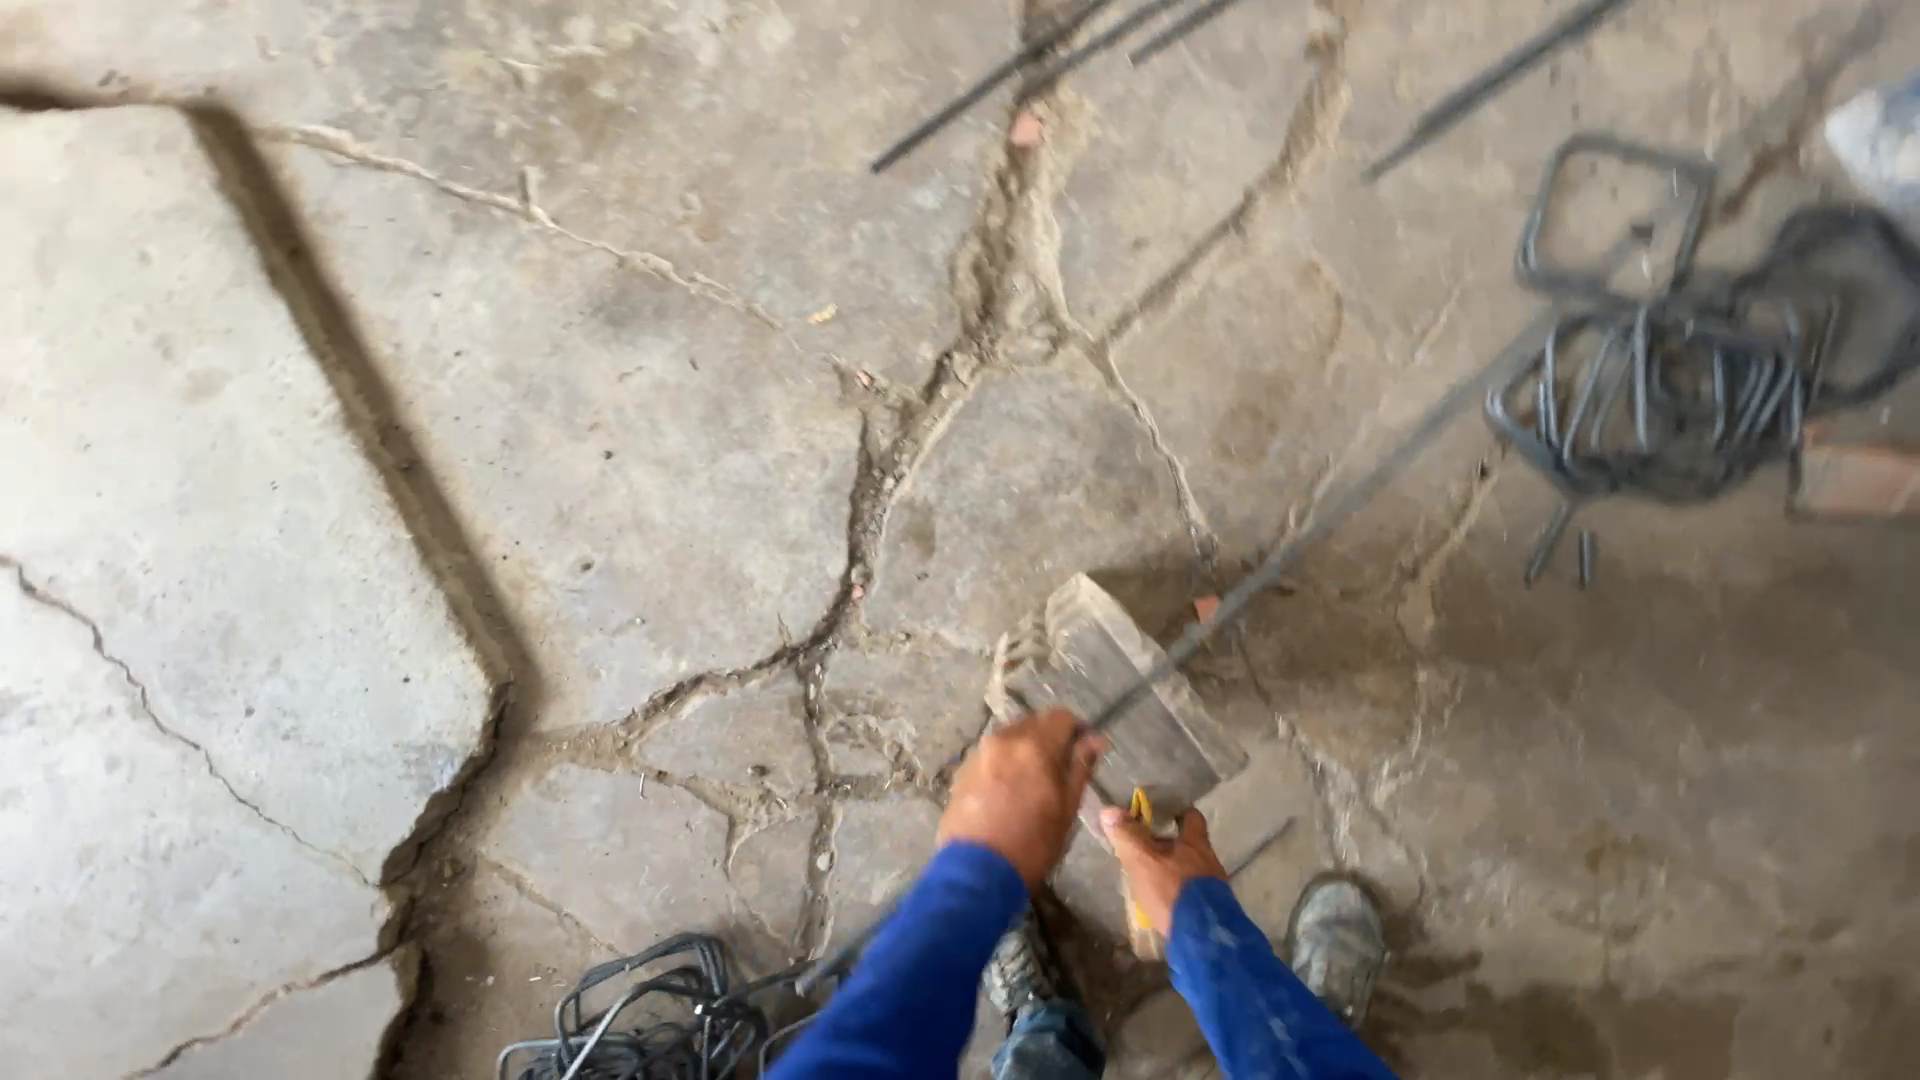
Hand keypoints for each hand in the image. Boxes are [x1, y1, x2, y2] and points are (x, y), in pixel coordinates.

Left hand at [938, 708, 1104, 885]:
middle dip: (1049, 738)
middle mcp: (1004, 739)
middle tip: (1057, 768)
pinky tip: (1006, 790)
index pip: (1061, 716)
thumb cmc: (1032, 844)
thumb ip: (1080, 767)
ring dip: (1025, 749)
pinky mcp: (963, 768)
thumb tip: (1095, 738)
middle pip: (1033, 722)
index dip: (1075, 729)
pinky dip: (1004, 761)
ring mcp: (980, 752)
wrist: (975, 872)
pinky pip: (991, 753)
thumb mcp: (1066, 808)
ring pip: (1010, 736)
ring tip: (1031, 781)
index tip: (1081, 748)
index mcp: (1034, 745)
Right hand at [1101, 806, 1227, 935]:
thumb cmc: (1173, 891)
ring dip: (1174, 870)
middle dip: (1171, 845)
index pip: (1191, 816)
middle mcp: (1209, 860)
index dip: (1177, 812)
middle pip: (1190, 844)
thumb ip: (1127, 835)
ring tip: (1152, 877)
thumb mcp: (1143, 860)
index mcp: (1196, 843)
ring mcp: (1214, 887)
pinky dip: (1180, 892)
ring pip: (1191, 870)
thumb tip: (1109, 810)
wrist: (1204, 941)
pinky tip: (1165, 901)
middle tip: (1147, 847)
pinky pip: (1194, 893)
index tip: (1161, 813)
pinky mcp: (1213, 911)